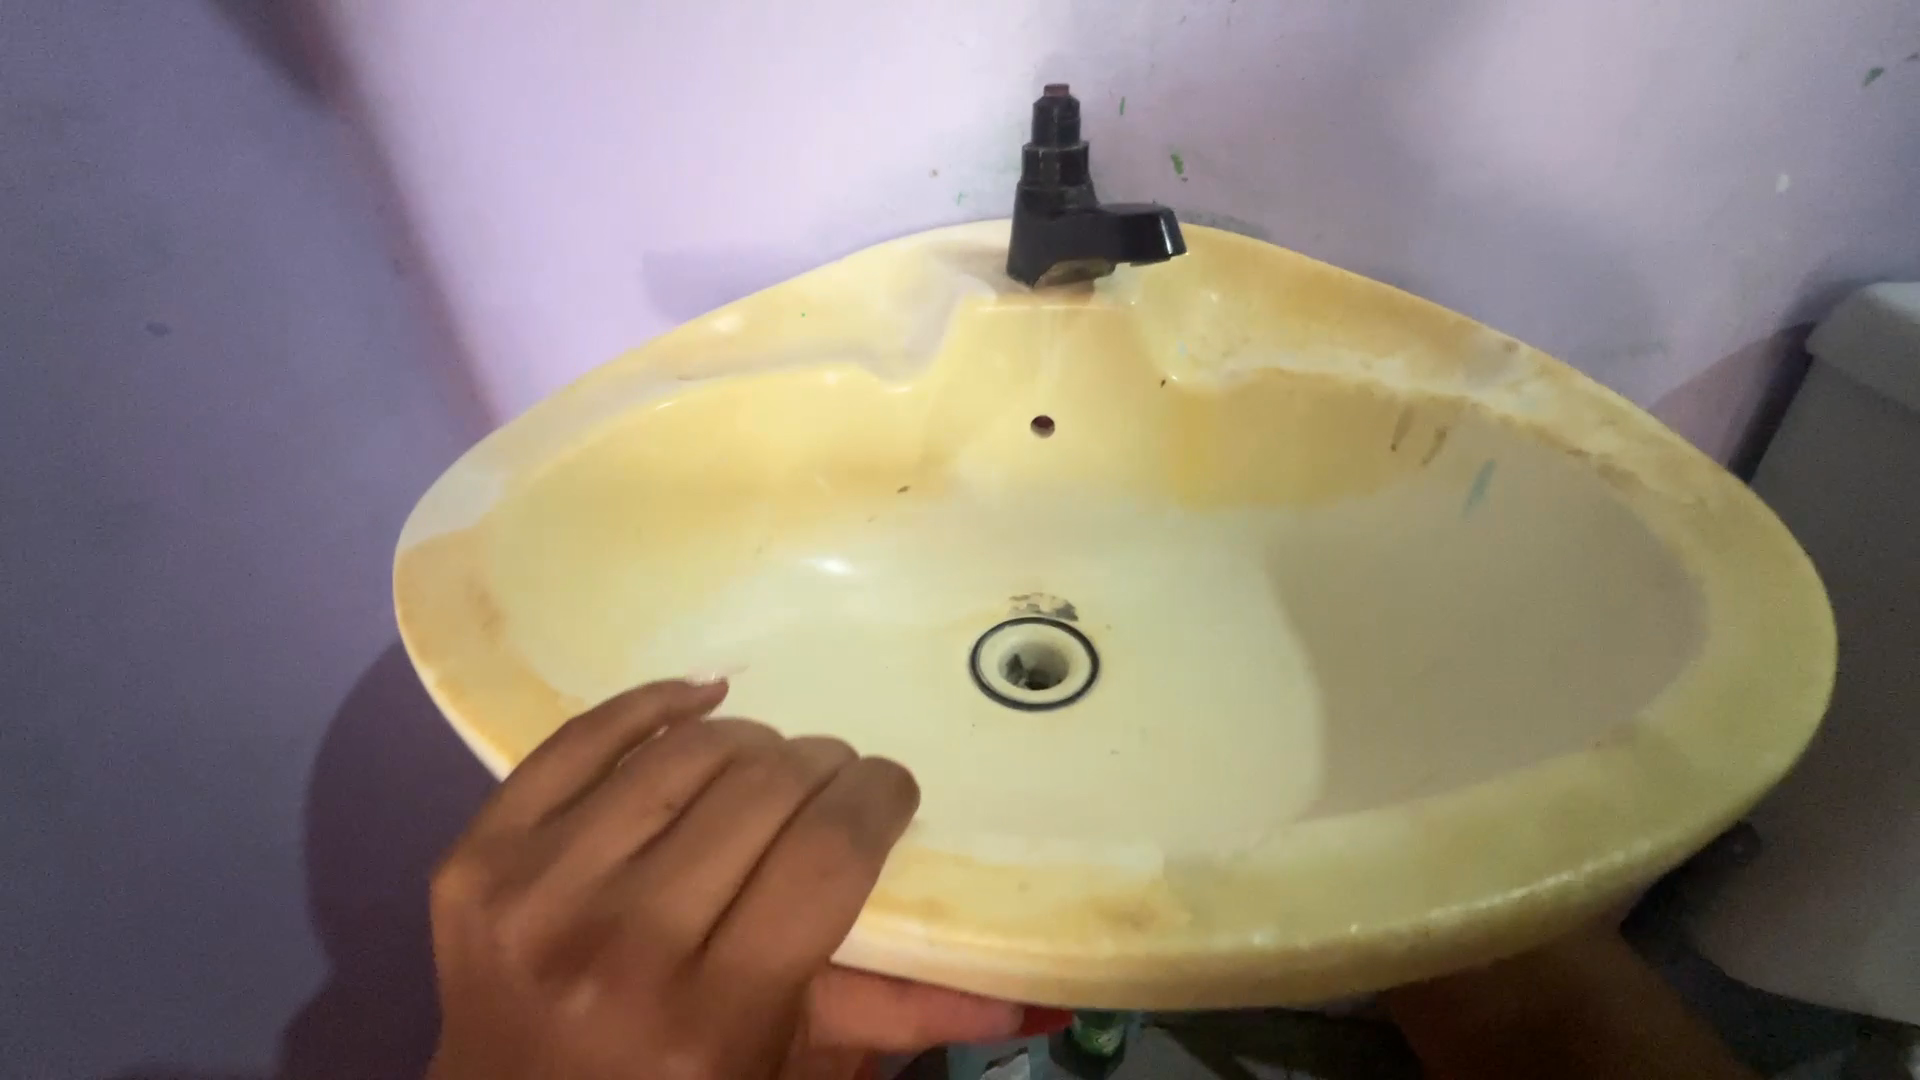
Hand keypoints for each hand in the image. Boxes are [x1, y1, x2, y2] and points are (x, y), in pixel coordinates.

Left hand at [426, 680, 1028, 1078]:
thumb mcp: (796, 1065)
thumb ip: (901, 1018)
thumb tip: (1033, 1005)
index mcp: (713, 1018)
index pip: (830, 851)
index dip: (879, 794)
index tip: (889, 787)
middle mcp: (618, 952)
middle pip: (766, 789)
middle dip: (825, 767)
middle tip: (836, 777)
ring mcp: (535, 897)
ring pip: (687, 753)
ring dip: (754, 740)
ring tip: (773, 761)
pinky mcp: (478, 859)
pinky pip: (581, 737)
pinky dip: (651, 703)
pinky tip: (701, 696)